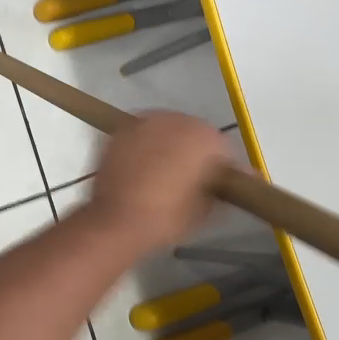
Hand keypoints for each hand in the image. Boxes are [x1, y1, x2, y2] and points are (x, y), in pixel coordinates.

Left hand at [83, 112, 228, 253]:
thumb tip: (217, 185)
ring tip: (166, 168)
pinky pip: (144, 133)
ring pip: (168, 128)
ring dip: (171, 143)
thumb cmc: (165, 217)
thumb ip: (216, 190)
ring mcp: (147, 120)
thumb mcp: (203, 210)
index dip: (223, 167)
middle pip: (195, 131)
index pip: (224, 148)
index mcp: (205, 138)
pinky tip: (144, 164)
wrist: (114, 219)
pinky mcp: (123, 128)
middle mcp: (178, 120)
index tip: (221, 184)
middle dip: (196, 150)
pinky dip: (148, 144)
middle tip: (193, 175)